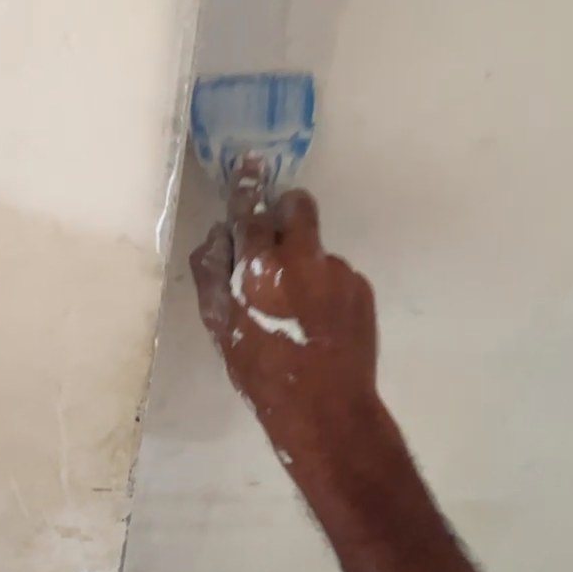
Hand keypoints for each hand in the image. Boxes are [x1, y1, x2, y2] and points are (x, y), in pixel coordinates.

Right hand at [189, 172, 379, 475]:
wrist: (325, 408)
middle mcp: (303, 257)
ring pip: (315, 247)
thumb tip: (218, 239)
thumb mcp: (219, 325)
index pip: (250, 210)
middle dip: (285, 210)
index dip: (247, 185)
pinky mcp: (361, 289)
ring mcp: (338, 271)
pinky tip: (317, 320)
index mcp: (260, 265)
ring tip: (295, 305)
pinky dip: (323, 285)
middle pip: (298, 208)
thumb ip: (211, 274)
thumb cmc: (259, 368)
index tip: (250, 163)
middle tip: (273, 237)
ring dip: (302, 260)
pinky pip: (335, 273)